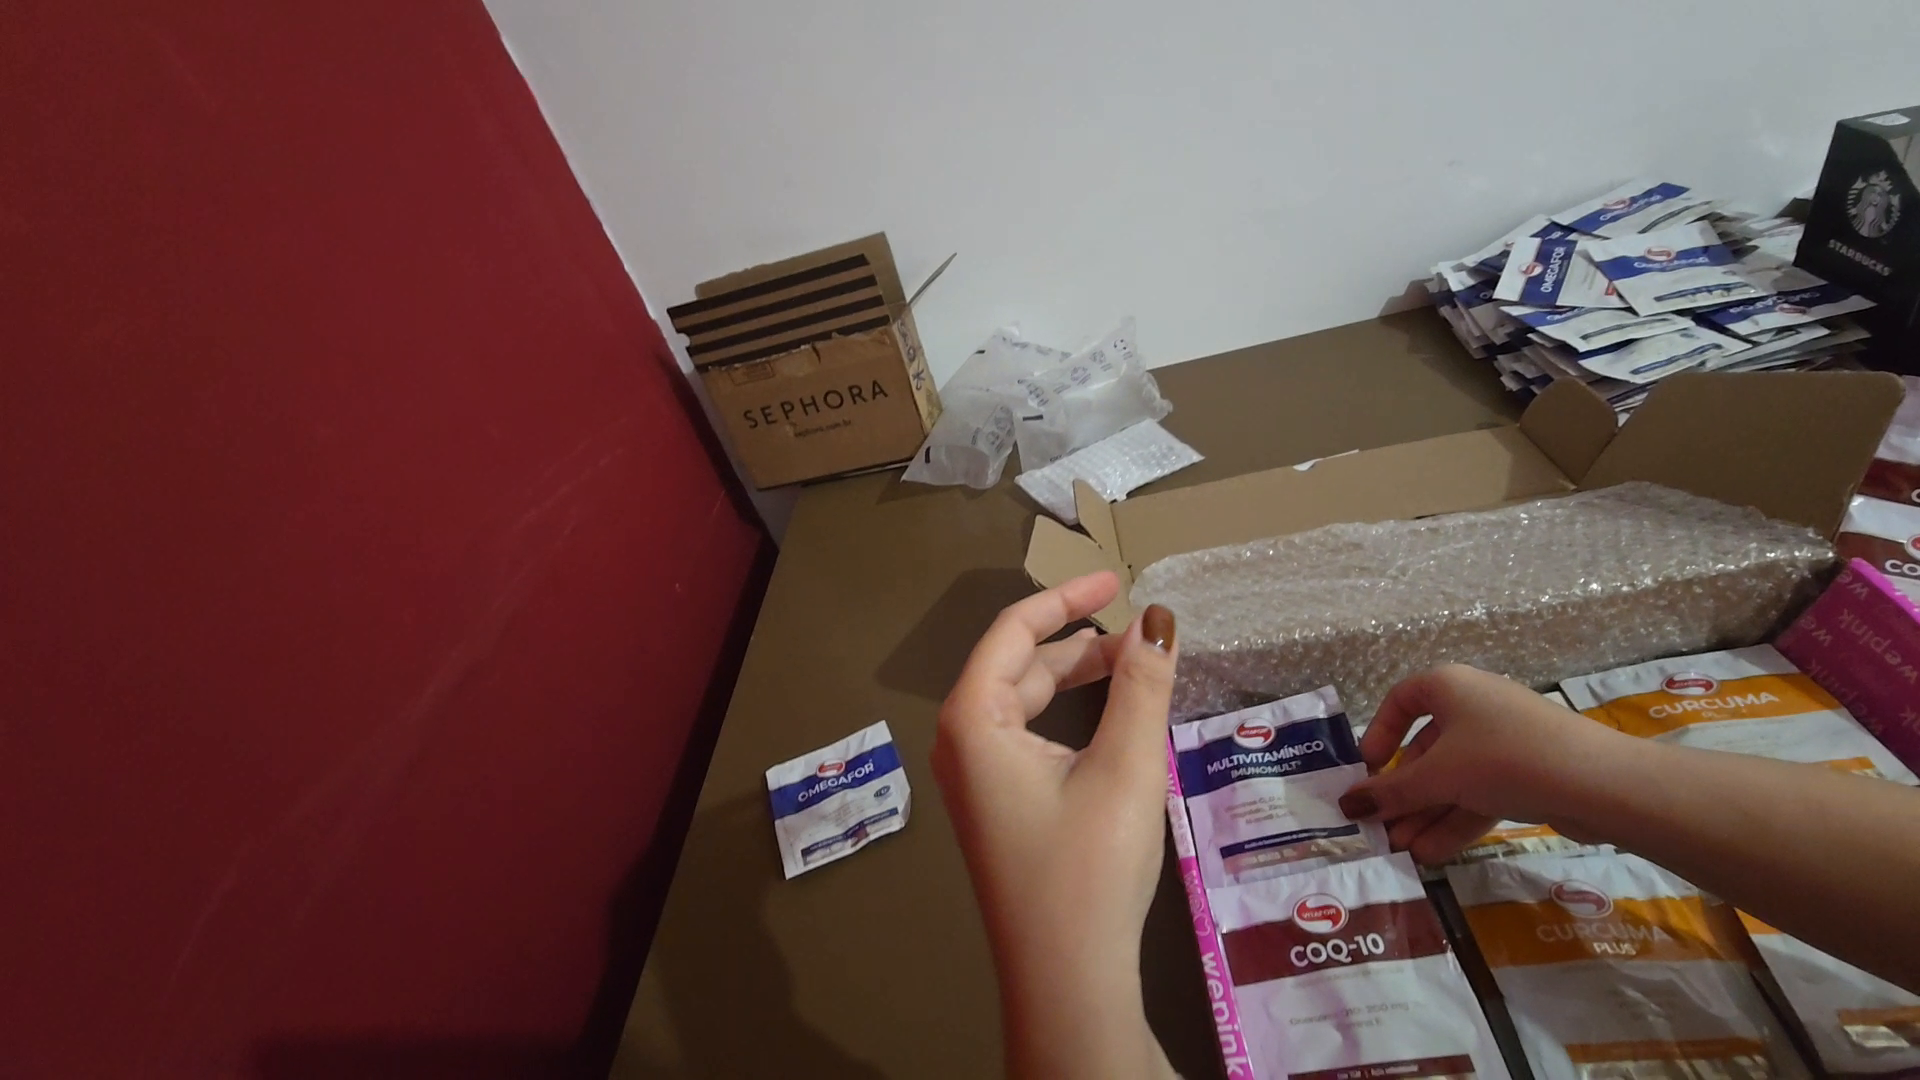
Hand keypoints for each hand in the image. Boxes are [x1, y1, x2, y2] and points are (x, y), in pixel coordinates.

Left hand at [933, 571, 1179, 1079]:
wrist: (1067, 981)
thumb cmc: (1089, 867)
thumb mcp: (1125, 766)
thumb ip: (1141, 685)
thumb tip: (1158, 619)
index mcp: (972, 719)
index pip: (1013, 631)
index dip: (1065, 598)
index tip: (1115, 579)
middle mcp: (962, 740)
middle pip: (1019, 664)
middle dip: (1078, 640)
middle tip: (1138, 629)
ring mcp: (975, 775)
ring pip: (1026, 700)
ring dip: (1076, 677)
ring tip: (1133, 664)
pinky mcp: (996, 802)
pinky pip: (1027, 735)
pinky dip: (1067, 714)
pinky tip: (1107, 715)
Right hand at [1337, 664, 1621, 863]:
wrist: (1604, 786)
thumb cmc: (1503, 759)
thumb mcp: (1437, 776)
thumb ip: (1389, 792)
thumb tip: (1345, 806)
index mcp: (1447, 687)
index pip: (1399, 702)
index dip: (1378, 735)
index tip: (1368, 769)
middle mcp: (1473, 706)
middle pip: (1425, 750)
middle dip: (1402, 793)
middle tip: (1382, 827)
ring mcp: (1504, 741)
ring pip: (1452, 778)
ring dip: (1425, 813)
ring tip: (1403, 851)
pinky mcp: (1529, 774)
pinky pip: (1480, 793)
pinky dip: (1456, 819)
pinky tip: (1433, 853)